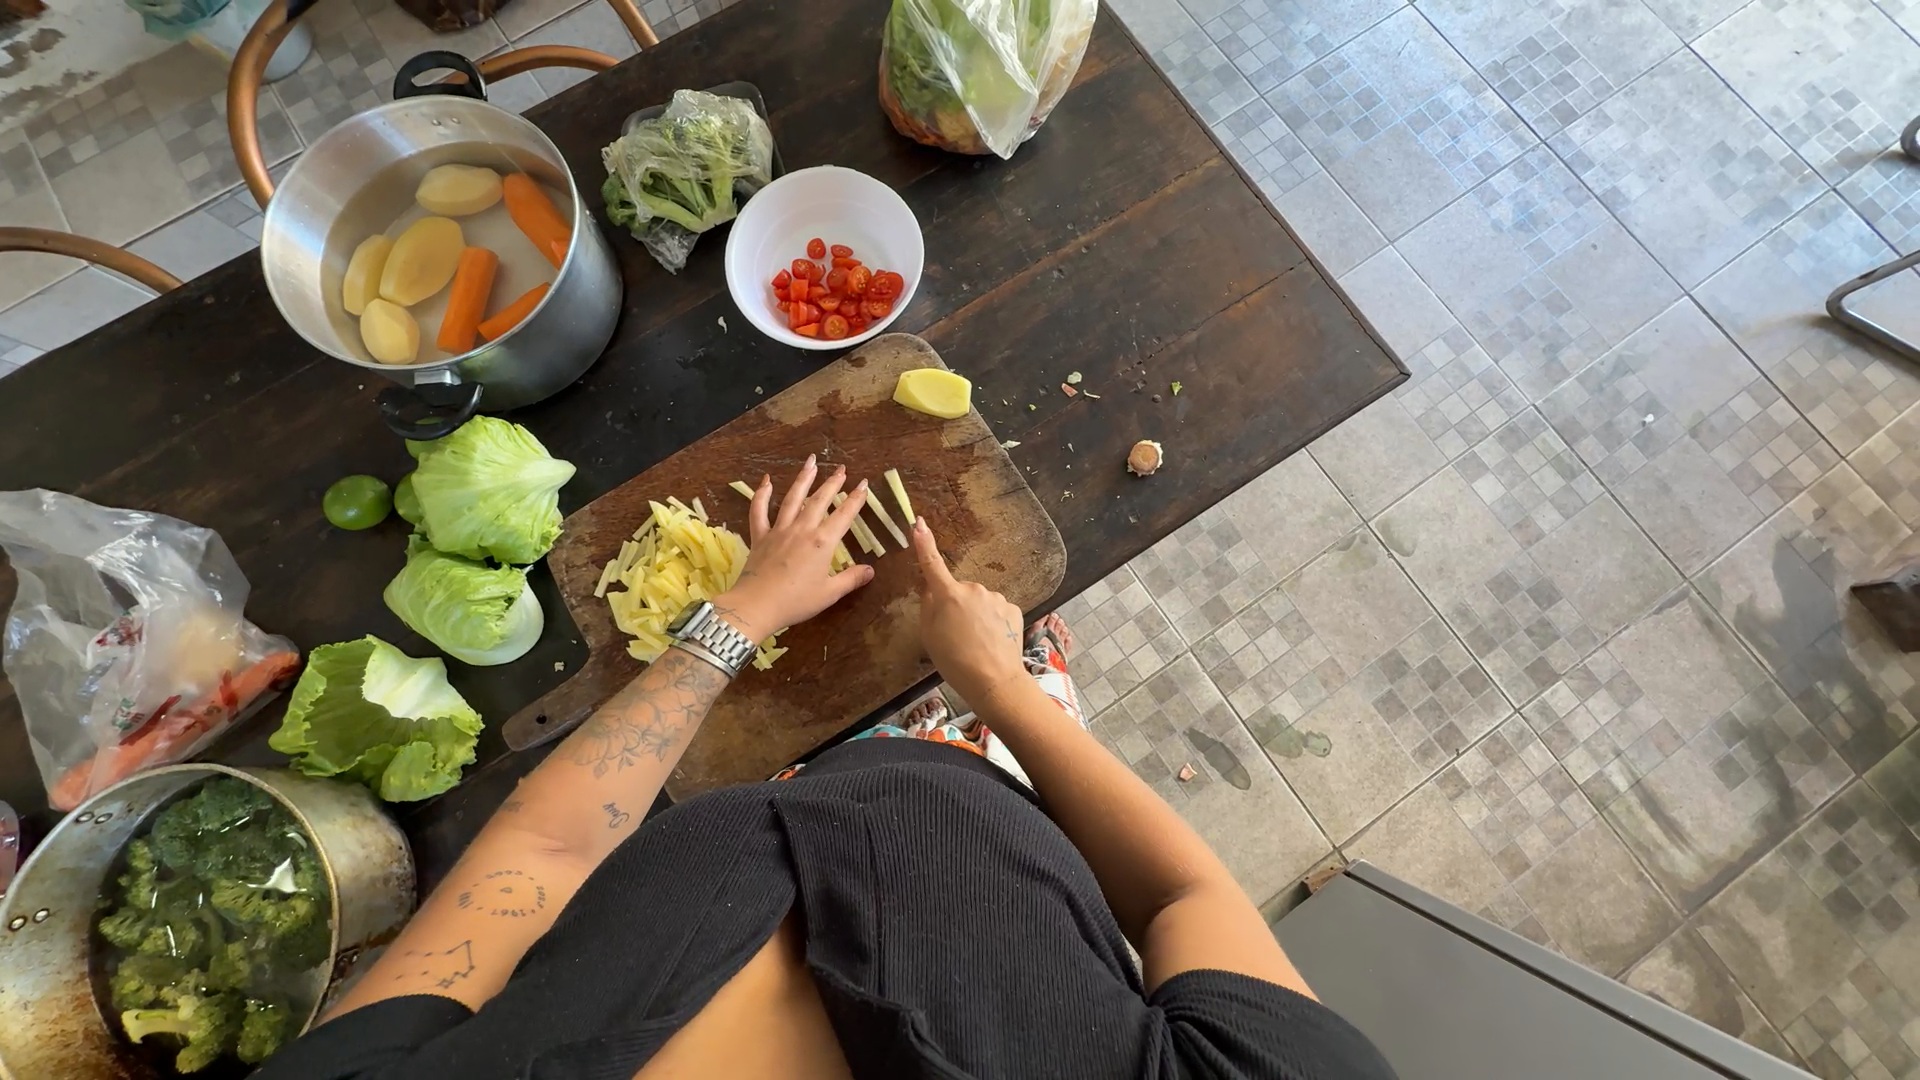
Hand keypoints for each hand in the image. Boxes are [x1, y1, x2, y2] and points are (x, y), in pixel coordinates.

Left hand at [713, 457, 874, 641]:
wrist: (756, 605)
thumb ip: (851, 579)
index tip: (864, 485)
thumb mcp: (829, 593)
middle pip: (819, 500)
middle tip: (842, 469)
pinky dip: (762, 495)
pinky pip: (759, 511)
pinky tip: (766, 481)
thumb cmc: (796, 601)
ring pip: (792, 498)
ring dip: (803, 479)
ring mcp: (779, 530)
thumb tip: (871, 570)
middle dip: (832, 483)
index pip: (844, 515)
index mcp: (822, 542)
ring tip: (811, 462)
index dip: (856, 499)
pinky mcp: (760, 536)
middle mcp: (802, 529)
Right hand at [911, 517, 1025, 703]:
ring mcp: (996, 597)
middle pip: (959, 592)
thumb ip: (928, 607)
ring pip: (980, 602)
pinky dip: (993, 623)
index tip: (918, 523)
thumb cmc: (954, 661)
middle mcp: (973, 589)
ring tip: (976, 644)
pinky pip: (997, 611)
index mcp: (948, 594)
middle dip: (956, 607)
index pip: (932, 563)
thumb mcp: (929, 636)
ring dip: (977, 616)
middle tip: (956, 636)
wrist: (995, 681)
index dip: (923, 543)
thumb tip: (932, 590)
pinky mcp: (1013, 608)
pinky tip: (992, 643)